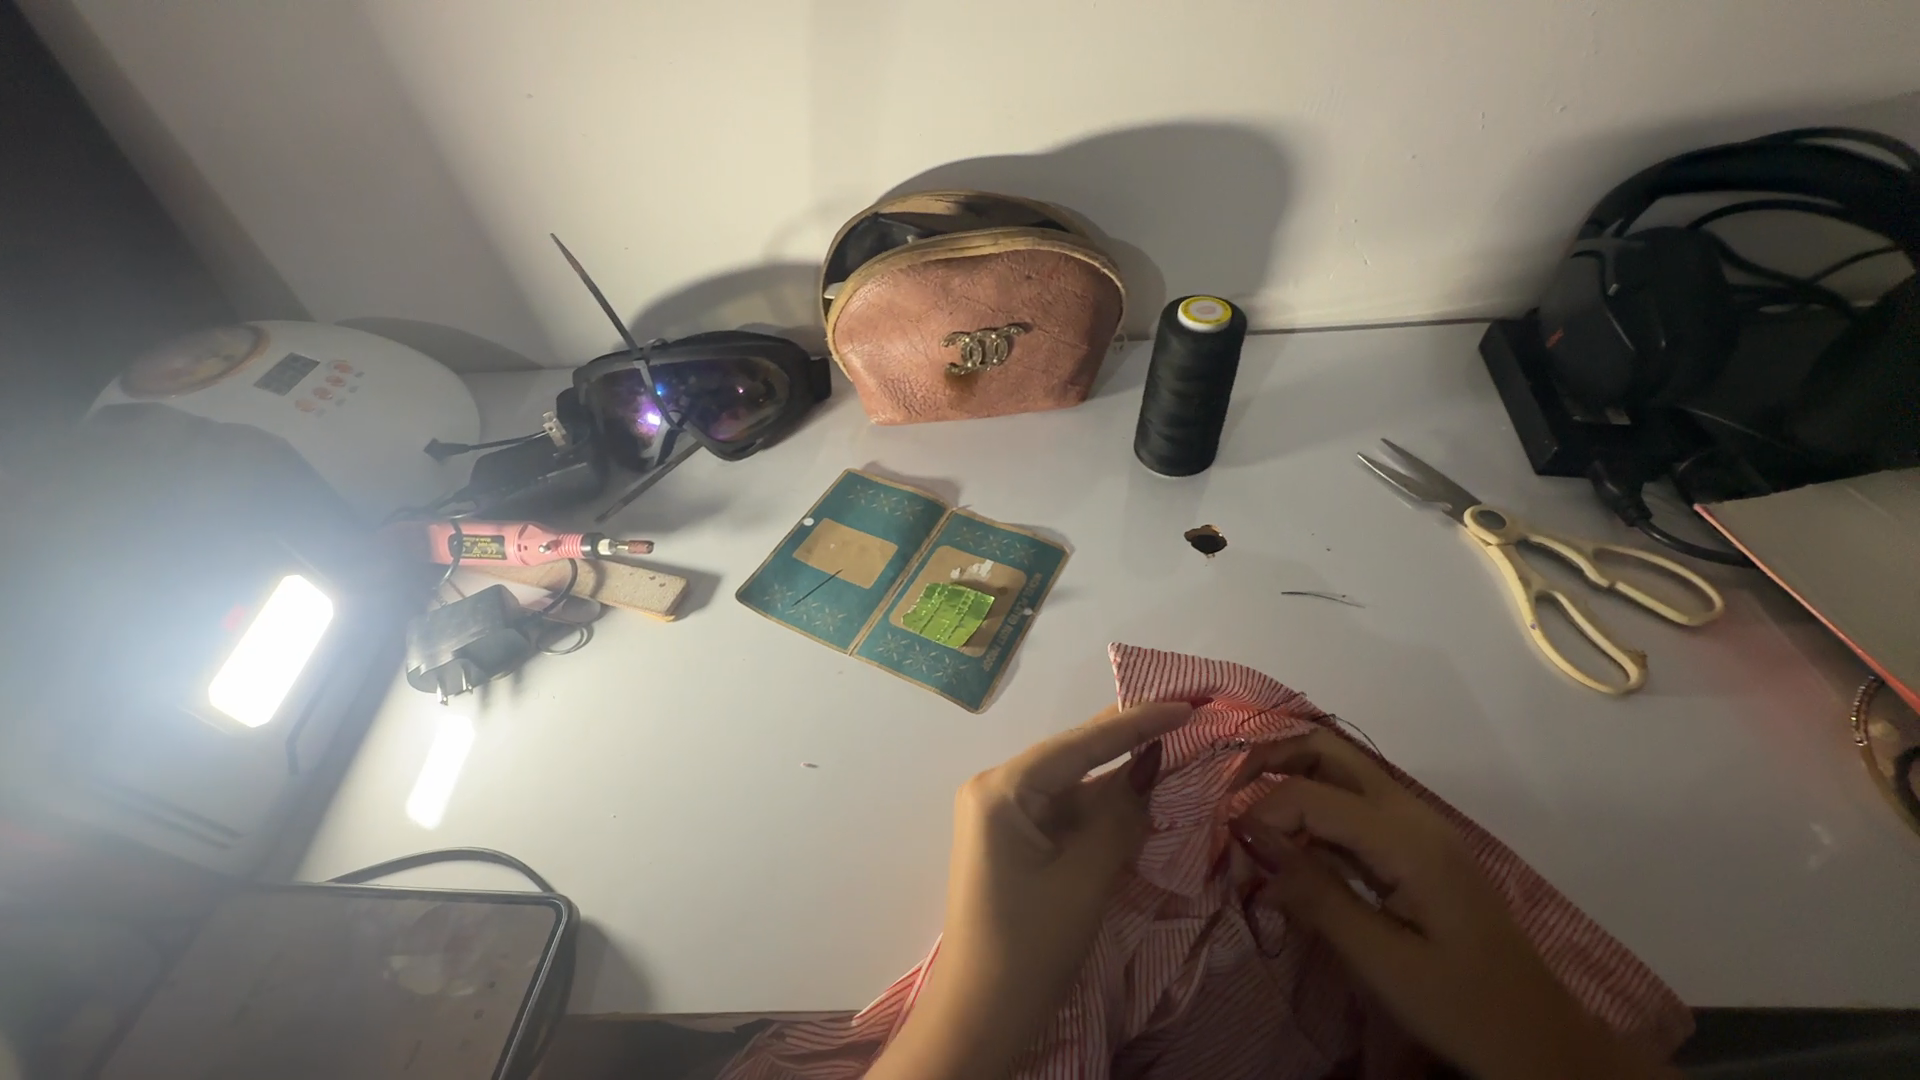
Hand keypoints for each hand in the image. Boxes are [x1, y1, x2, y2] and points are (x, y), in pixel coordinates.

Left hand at [868, 700, 1192, 1079]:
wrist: (981, 1017)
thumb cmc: (1029, 946)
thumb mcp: (1084, 878)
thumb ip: (1120, 816)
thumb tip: (1150, 767)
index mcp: (1002, 789)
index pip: (1078, 744)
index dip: (1135, 722)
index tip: (1183, 704)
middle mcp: (998, 791)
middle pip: (1074, 758)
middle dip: (1130, 742)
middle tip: (1185, 716)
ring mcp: (1006, 817)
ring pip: (1074, 787)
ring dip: (1121, 778)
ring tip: (1176, 749)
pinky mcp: (1017, 842)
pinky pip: (1067, 814)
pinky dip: (1104, 809)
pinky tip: (1142, 795)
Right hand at [1230, 730, 1680, 1079]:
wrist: (1542, 1042)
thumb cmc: (1461, 1006)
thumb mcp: (1381, 961)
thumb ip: (1314, 894)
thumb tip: (1252, 842)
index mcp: (1406, 840)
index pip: (1310, 794)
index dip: (1261, 811)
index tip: (1233, 846)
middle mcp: (1413, 814)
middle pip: (1329, 749)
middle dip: (1270, 754)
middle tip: (1226, 785)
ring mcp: (1419, 824)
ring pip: (1341, 765)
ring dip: (1289, 772)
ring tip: (1249, 805)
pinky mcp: (1417, 842)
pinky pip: (1354, 798)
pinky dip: (1312, 800)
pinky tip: (1290, 834)